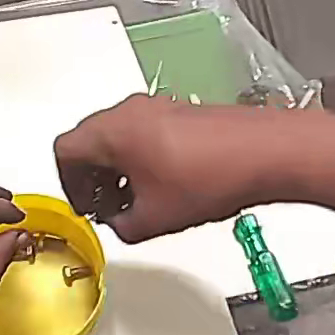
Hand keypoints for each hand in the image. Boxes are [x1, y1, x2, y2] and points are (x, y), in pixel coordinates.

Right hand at [55, 94, 334, 245]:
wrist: (269, 152)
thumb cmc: (210, 180)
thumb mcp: (154, 220)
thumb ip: (122, 227)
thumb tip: (120, 225)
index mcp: (111, 132)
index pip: (65, 151)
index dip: (69, 184)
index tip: (86, 206)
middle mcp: (128, 112)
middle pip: (88, 141)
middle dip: (90, 177)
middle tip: (106, 206)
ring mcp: (154, 107)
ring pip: (114, 136)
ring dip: (114, 168)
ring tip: (134, 199)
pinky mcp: (178, 111)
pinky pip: (140, 132)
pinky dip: (136, 157)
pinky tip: (160, 184)